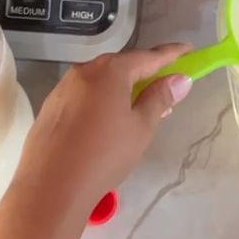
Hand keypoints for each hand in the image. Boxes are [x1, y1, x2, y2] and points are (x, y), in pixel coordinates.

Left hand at [8, 43, 193, 221]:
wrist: (49, 188)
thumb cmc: (103, 155)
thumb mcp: (140, 129)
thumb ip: (159, 99)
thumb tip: (180, 79)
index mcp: (110, 71)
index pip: (148, 57)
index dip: (171, 54)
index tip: (188, 49)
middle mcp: (85, 70)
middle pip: (122, 67)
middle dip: (144, 75)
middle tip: (164, 88)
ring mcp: (64, 87)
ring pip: (101, 81)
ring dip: (121, 89)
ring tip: (136, 110)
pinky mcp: (51, 106)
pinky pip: (84, 95)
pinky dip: (100, 101)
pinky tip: (104, 123)